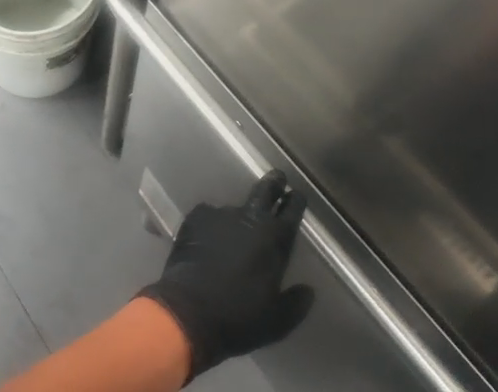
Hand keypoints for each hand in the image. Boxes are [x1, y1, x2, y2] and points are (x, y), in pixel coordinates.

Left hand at [138, 171, 315, 380]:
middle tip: (278, 177)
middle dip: (274, 183)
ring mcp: (219, 215)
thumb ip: (296, 303)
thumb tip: (308, 291)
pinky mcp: (194, 219)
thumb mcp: (277, 320)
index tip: (298, 194)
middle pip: (264, 191)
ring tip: (234, 232)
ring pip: (234, 209)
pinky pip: (209, 216)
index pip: (291, 212)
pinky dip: (213, 224)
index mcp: (274, 240)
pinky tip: (209, 237)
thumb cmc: (239, 317)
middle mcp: (249, 220)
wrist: (189, 311)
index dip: (296, 201)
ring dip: (239, 217)